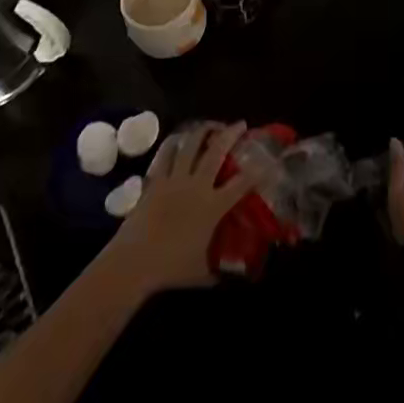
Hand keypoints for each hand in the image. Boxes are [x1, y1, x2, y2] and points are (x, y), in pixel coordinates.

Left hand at [101, 122, 260, 297]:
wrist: (133, 262)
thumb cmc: (171, 268)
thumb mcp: (202, 273)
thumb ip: (218, 271)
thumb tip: (232, 277)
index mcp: (213, 206)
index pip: (243, 183)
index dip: (260, 170)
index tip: (270, 160)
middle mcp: (197, 186)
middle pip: (217, 151)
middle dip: (231, 134)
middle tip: (240, 125)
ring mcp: (174, 180)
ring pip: (190, 145)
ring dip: (202, 131)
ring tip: (211, 125)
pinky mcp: (154, 180)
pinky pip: (165, 154)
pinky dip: (174, 143)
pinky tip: (178, 139)